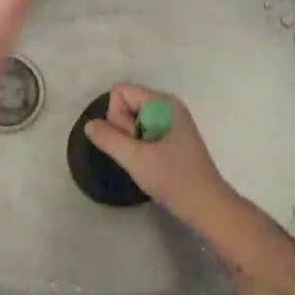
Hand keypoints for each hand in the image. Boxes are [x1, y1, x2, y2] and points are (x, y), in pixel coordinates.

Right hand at [82, 84, 232, 219]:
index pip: (121, 91)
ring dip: (131, 140)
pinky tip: (150, 163)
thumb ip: (108, 138)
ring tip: (145, 160)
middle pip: (127, 103)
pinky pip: (144, 131)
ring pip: (134, 120)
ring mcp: (172, 122)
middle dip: (123, 128)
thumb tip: (90, 124)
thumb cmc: (172, 178)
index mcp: (163, 103)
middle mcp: (168, 106)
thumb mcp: (135, 158)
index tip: (131, 141)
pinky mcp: (173, 137)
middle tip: (139, 153)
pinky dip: (140, 146)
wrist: (204, 203)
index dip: (117, 116)